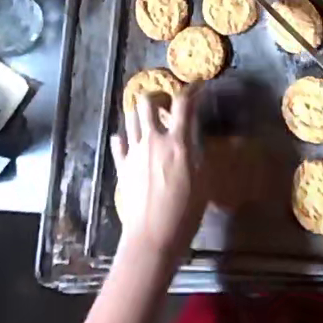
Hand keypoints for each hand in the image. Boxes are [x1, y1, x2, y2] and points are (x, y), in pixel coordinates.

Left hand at [111, 94, 204, 261]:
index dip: (191, 90)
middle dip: (156, 97)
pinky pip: (119, 143)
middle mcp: (152, 140)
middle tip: (165, 104)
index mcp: (176, 142)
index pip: (183, 104)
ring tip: (149, 120)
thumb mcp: (203, 182)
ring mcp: (133, 152)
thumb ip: (198, 155)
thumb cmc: (185, 213)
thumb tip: (195, 138)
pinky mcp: (121, 166)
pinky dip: (124, 138)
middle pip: (146, 103)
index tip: (197, 86)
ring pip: (131, 119)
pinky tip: (129, 141)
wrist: (152, 236)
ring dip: (140, 114)